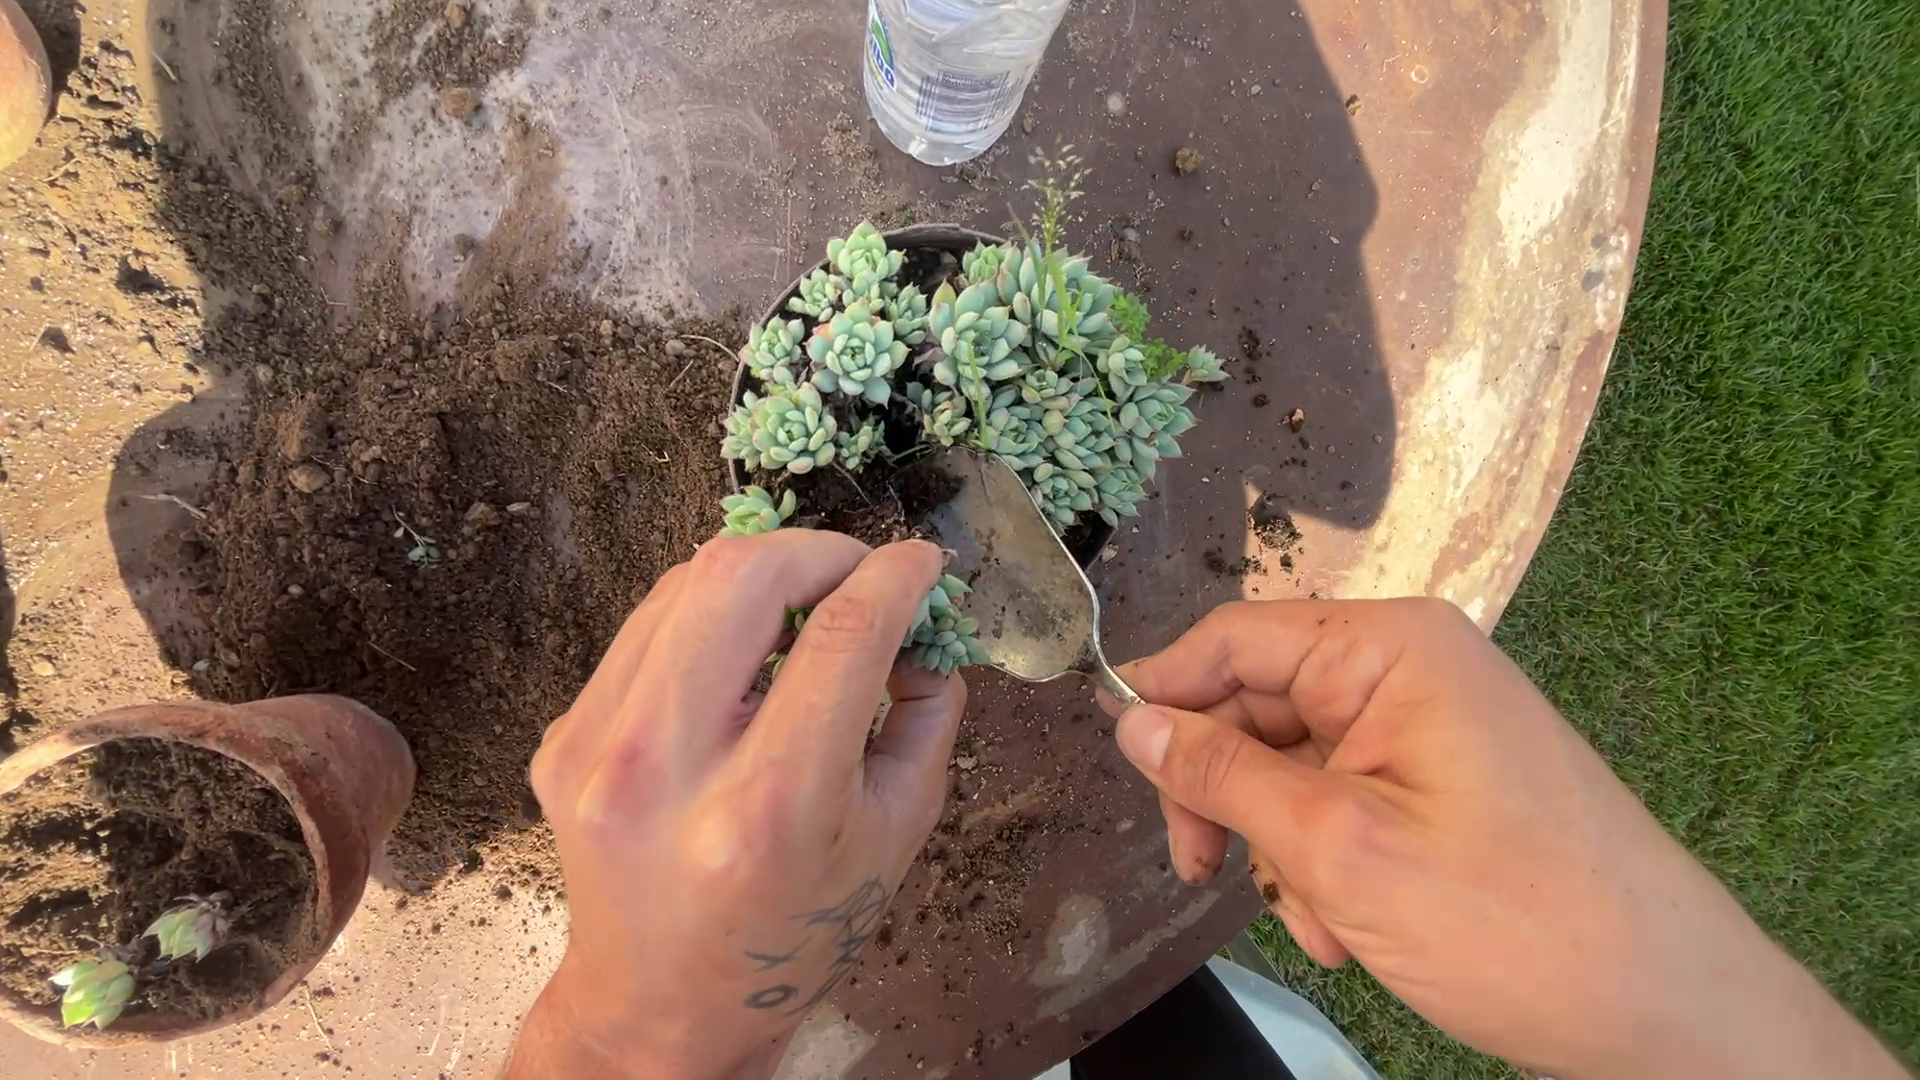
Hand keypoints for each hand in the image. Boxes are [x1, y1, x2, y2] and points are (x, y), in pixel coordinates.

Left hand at [508, 531, 964, 1079]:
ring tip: (808, 600)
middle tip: (860, 573)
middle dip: (823, 550)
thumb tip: (924, 632)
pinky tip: (748, 638)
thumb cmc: (799, 928)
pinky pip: (654, 617)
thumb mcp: (899, 831)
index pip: (845, 635)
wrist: (660, 1003)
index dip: (897, 576)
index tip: (924, 562)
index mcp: (773, 804)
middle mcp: (669, 764)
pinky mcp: (565, 734)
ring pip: (690, 578)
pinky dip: (717, 603)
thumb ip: (927, 715)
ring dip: (770, 568)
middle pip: (745, 575)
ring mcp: (596, 744)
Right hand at [1105, 599, 1905, 1079]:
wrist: (1685, 1029)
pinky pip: (1329, 790)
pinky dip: (1316, 852)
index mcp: (1384, 648)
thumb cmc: (1510, 921)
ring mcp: (1414, 720)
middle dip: (1222, 789)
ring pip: (1284, 758)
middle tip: (1198, 867)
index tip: (1119, 750)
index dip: (1165, 687)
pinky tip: (1343, 922)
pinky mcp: (1426, 772)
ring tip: (1307, 918)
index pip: (1233, 639)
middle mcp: (1397, 667)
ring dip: (1273, 839)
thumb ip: (1220, 773)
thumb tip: (1128, 721)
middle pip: (1254, 703)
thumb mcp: (1336, 847)